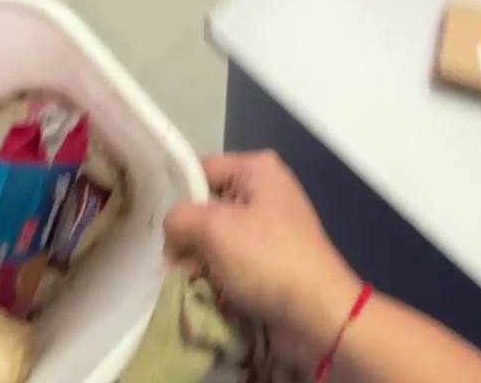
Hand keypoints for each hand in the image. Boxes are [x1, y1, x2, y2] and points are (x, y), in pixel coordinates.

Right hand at [163, 151, 364, 364]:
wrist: (318, 312)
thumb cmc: (267, 258)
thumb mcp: (214, 229)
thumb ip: (180, 218)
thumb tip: (172, 230)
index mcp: (257, 168)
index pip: (201, 168)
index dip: (179, 196)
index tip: (163, 230)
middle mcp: (265, 189)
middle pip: (209, 204)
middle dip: (190, 236)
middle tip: (177, 264)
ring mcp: (272, 224)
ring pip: (219, 236)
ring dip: (203, 261)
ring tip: (197, 282)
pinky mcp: (274, 256)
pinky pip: (235, 258)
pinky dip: (220, 274)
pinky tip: (213, 293)